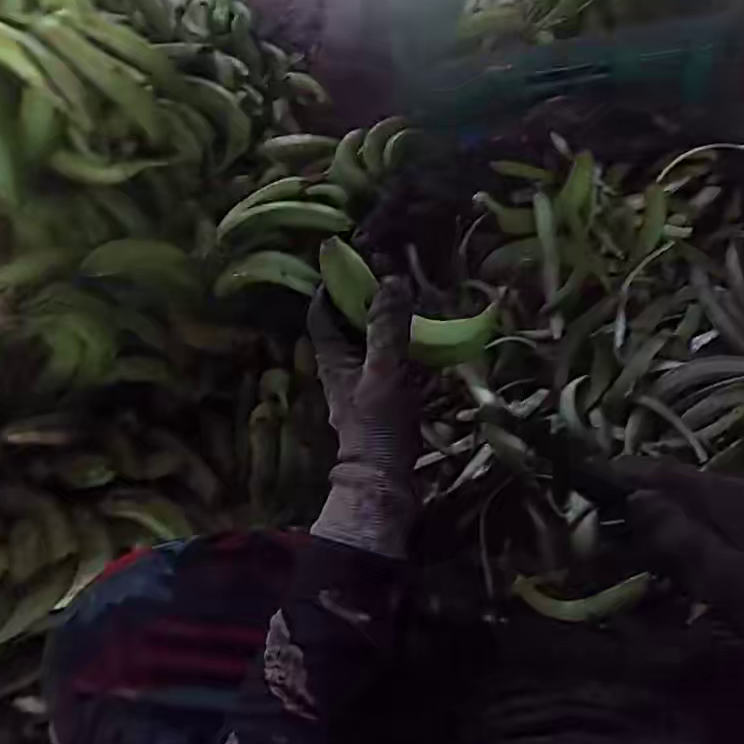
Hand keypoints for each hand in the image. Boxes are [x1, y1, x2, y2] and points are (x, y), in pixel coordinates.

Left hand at [308, 278, 420, 555]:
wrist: (385, 478)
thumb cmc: (378, 425)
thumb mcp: (383, 372)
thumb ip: (387, 328)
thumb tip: (391, 281)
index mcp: (332, 356)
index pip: (322, 311)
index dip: (333, 286)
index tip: (355, 264)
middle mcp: (343, 364)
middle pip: (347, 321)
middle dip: (365, 297)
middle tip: (391, 275)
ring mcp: (363, 379)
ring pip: (369, 338)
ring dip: (385, 318)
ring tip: (409, 297)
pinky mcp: (382, 392)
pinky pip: (388, 356)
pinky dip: (401, 341)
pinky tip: (421, 334)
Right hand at [616, 459, 743, 743]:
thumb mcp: (736, 585)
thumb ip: (684, 539)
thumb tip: (638, 498)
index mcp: (743, 497)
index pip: (672, 472)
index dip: (632, 473)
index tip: (592, 474)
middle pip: (690, 489)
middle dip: (649, 500)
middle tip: (608, 519)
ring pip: (710, 513)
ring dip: (675, 524)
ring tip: (640, 544)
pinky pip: (731, 534)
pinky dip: (703, 543)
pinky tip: (693, 567)